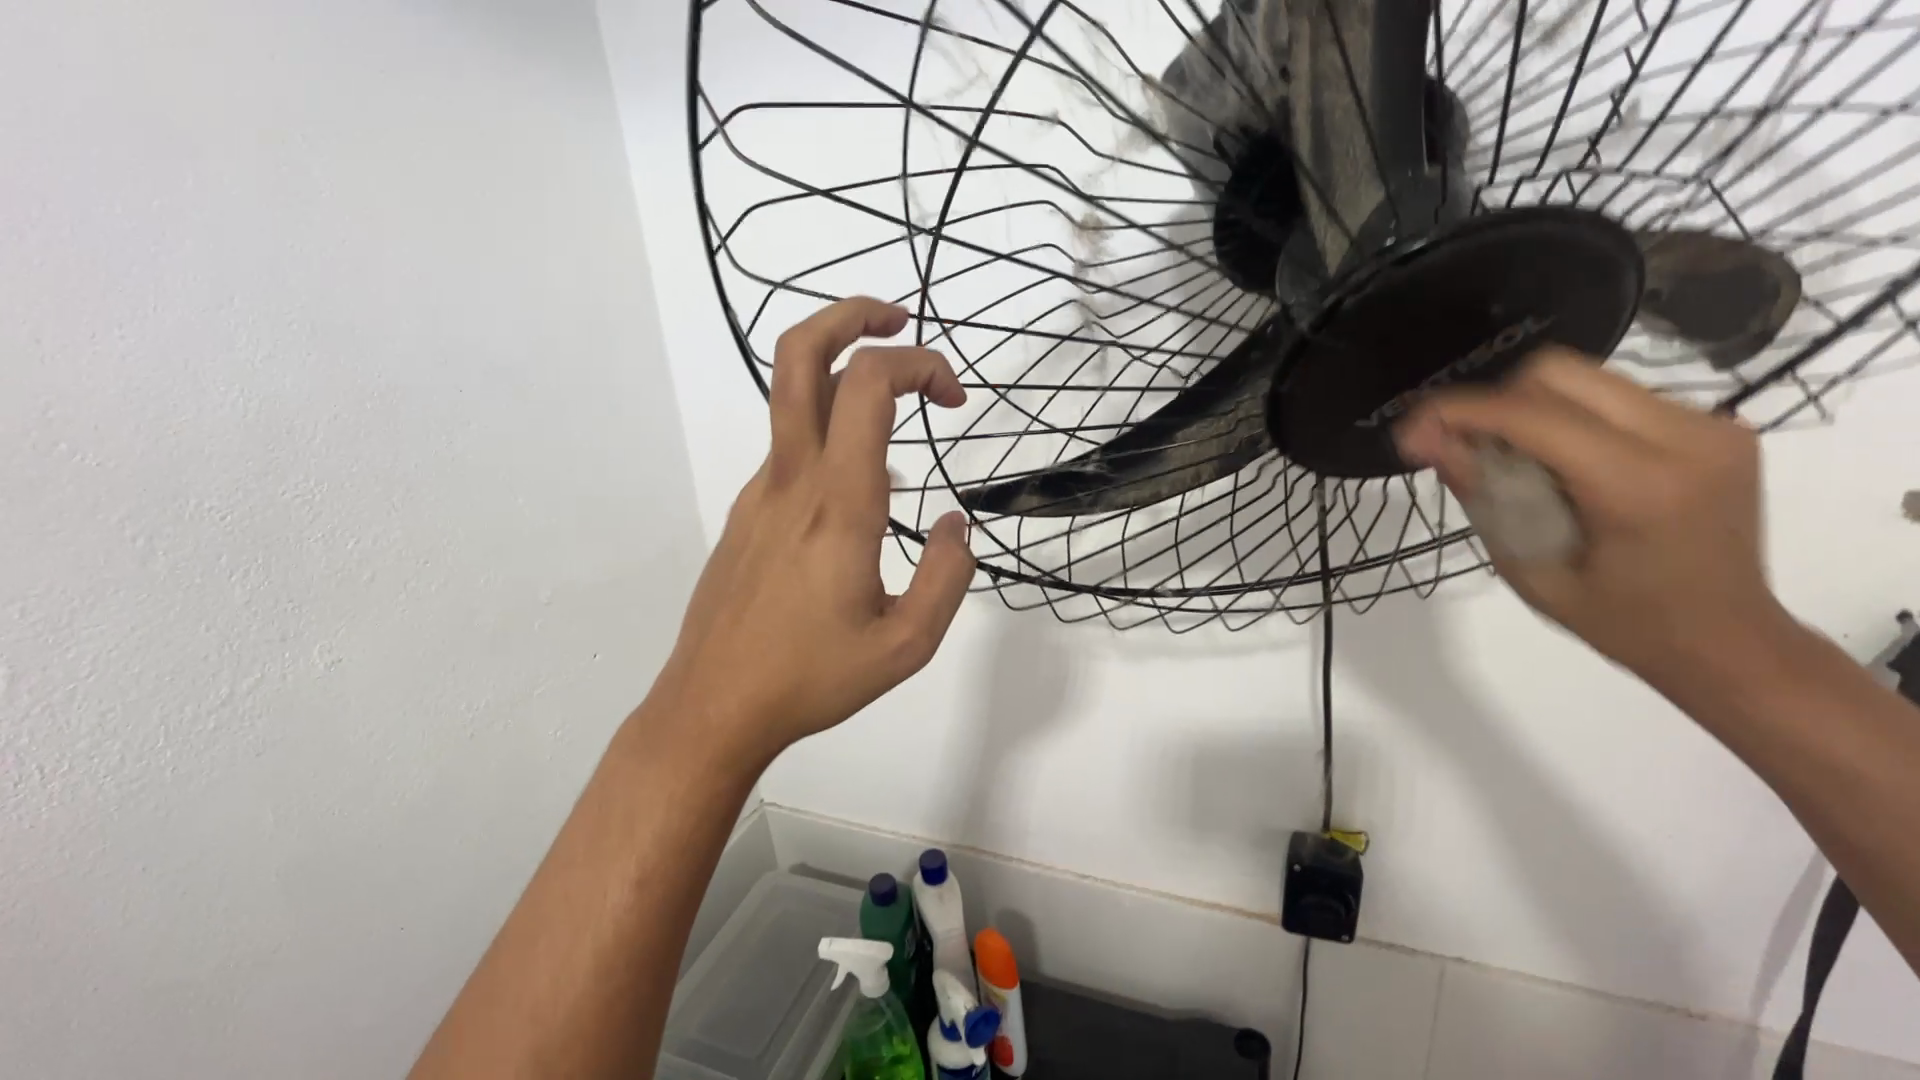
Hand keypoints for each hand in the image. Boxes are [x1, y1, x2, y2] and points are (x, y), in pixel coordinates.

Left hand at [658, 298, 975, 761]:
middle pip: (800, 353)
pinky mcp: (746, 512)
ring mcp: (760, 492)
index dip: (919, 363)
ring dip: (844, 371)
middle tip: (901, 321)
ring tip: (901, 403)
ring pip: (791, 395)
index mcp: (837, 503)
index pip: (869, 383)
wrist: (713, 706)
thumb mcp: (906, 644)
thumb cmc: (811, 678)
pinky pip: (792, 448)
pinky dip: (834, 431)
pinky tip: (867, 491)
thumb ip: (948, 576)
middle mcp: (792, 479)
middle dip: (853, 315)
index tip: (955, 399)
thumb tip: (958, 524)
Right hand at [1395, 348, 1797, 683]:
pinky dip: (1573, 419)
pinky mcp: (1718, 425)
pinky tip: (1562, 463)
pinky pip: (1620, 397)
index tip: (1412, 431)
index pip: (1531, 415)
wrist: (1730, 641)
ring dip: (1533, 409)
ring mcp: (1710, 425)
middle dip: (1494, 402)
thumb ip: (1482, 497)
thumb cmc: (1624, 623)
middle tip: (1462, 443)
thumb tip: (1427, 442)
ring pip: (1588, 379)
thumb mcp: (1531, 570)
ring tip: (1510, 456)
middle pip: (1559, 374)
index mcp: (1638, 485)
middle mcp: (1685, 437)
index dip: (1459, 413)